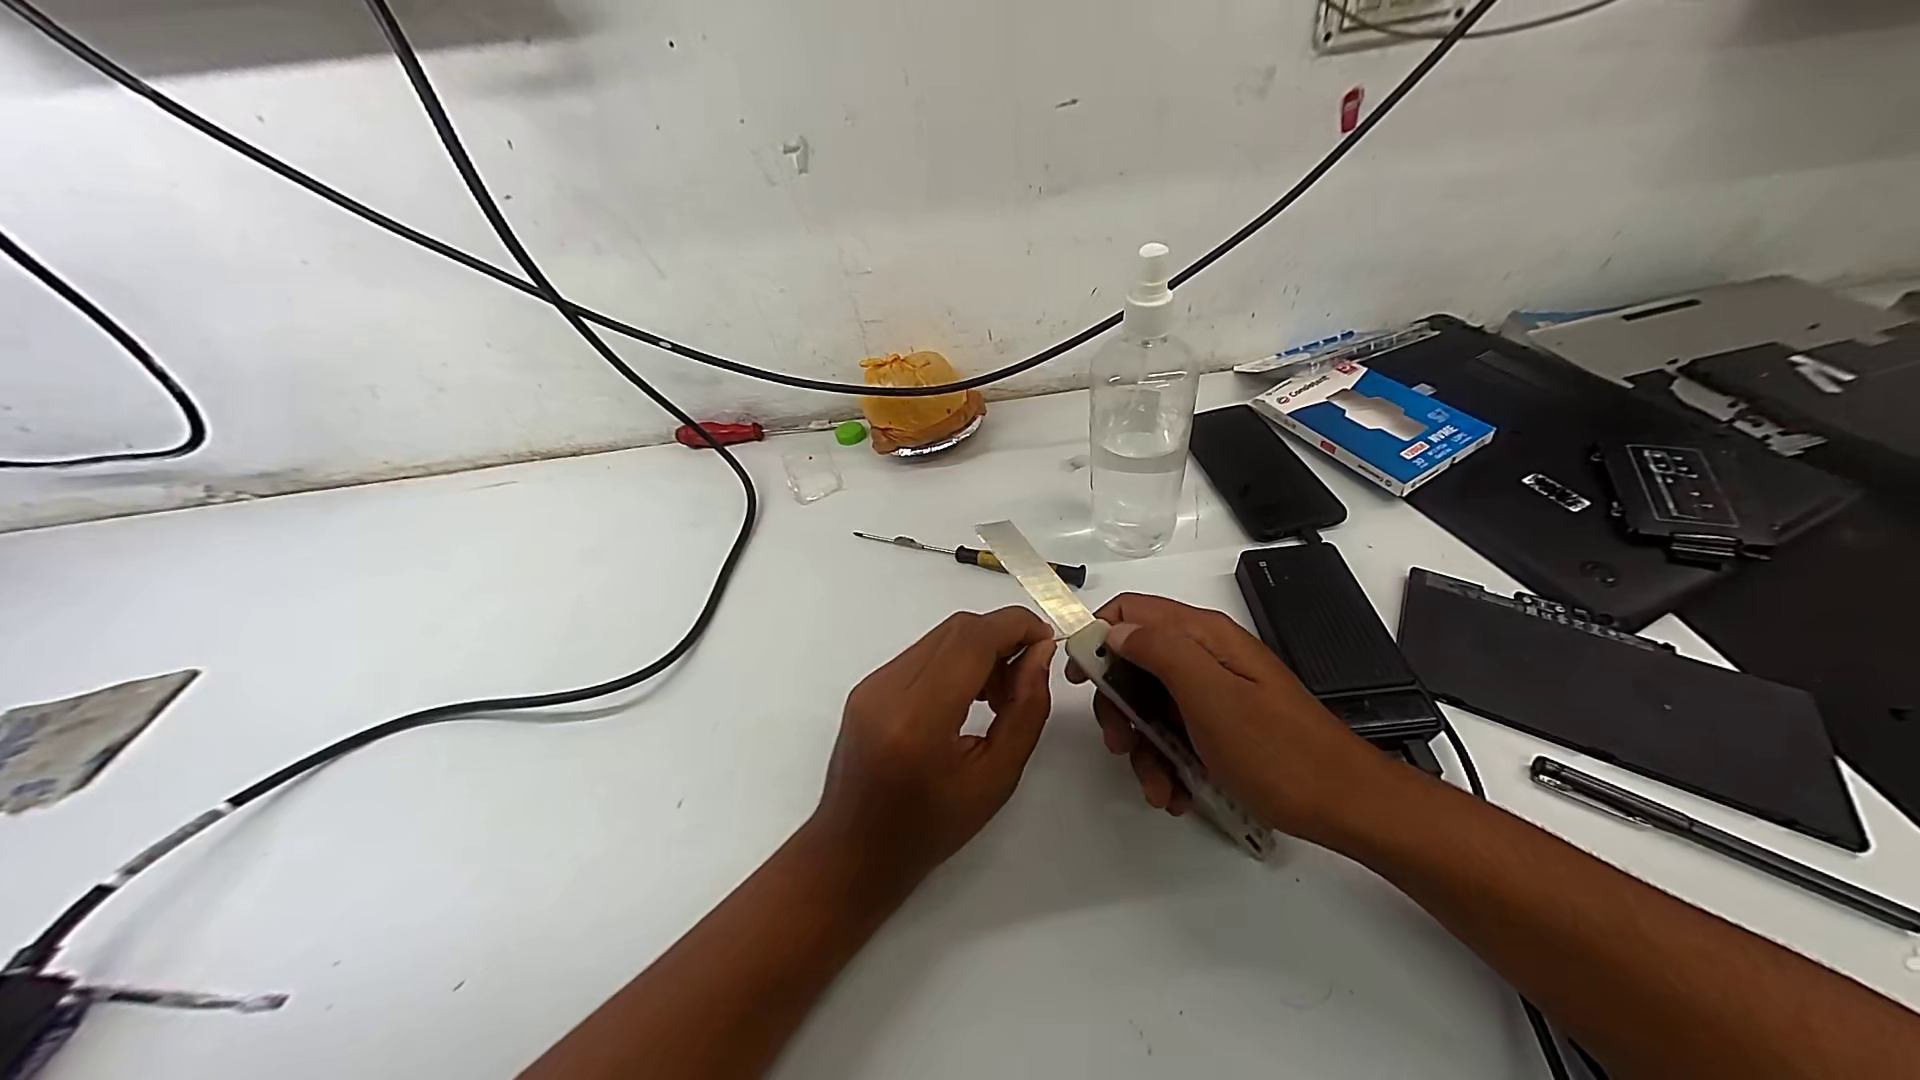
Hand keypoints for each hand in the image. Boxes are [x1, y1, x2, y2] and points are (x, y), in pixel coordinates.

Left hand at [812, 607, 1055, 884]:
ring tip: (999, 696)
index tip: (1045, 640)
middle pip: (956, 630)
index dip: (1015, 627)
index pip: (972, 639)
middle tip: (1026, 673)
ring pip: (940, 637)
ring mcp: (872, 684)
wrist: (856, 850)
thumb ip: (1026, 710)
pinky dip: (955, 661)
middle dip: (1001, 637)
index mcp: (918, 718)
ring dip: (979, 649)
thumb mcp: (996, 778)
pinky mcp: (868, 685)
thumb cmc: (929, 829)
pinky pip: (922, 653)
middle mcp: (888, 690)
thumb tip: (1038, 656)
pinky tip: (969, 697)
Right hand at [1067, 593, 1388, 844]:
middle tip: (1120, 744)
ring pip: (1150, 705)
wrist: (1345, 805)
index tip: (1079, 679)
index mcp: (1203, 636)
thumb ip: (1161, 652)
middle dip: (1118, 707)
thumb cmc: (1278, 752)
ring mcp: (1213, 691)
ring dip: (1143, 746)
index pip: (1130, 611)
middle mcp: (1205, 656)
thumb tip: (1118, 629)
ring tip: (1159, 786)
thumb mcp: (1211, 697)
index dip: (1096, 637)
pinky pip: (1175, 732)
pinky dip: (1167, 761)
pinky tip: (1177, 791)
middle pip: (1133, 663)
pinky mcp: (1220, 724)